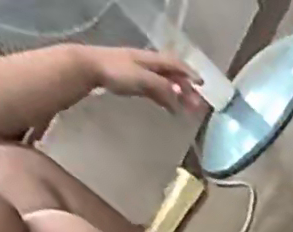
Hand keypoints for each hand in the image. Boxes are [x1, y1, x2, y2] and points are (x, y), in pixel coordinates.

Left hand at [84, 47, 204, 112]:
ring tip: (187, 110)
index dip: (190, 73)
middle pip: (172, 75)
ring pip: (165, 84)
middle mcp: (148, 64)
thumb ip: (162, 88)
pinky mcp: (133, 82)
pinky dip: (165, 99)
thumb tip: (179, 98)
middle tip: (198, 105)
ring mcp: (140, 73)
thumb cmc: (116, 71)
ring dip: (177, 96)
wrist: (89, 68)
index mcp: (152, 60)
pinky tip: (169, 109)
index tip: (202, 85)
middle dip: (187, 89)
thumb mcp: (143, 79)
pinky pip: (155, 91)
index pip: (176, 64)